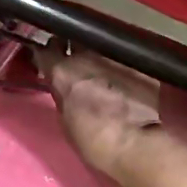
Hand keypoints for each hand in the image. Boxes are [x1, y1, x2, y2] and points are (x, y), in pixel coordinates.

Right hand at [36, 43, 163, 185]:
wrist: (133, 144)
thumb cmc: (92, 141)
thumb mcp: (66, 119)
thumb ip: (63, 94)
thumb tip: (66, 86)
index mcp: (63, 71)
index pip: (47, 51)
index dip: (48, 54)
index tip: (49, 60)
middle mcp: (87, 55)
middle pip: (76, 41)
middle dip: (74, 48)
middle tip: (76, 63)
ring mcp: (115, 56)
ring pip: (102, 48)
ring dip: (99, 57)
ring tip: (102, 72)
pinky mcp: (139, 63)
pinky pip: (125, 61)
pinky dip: (122, 69)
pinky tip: (126, 81)